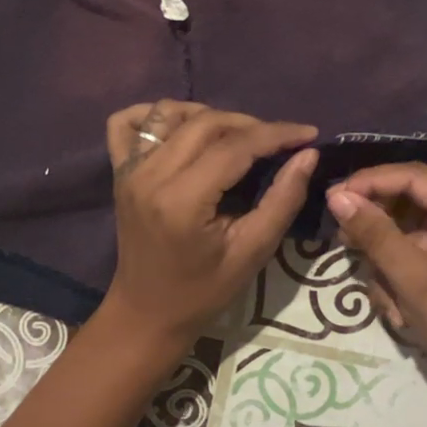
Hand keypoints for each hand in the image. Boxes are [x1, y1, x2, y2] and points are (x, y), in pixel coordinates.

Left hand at [100, 101, 317, 348]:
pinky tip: (181, 128)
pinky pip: (125, 123)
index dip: (276, 134)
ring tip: (236, 136)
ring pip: (168, 113)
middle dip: (249, 124)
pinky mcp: (118, 171)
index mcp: (182, 200)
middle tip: (278, 142)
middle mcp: (150, 175)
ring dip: (207, 115)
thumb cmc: (202, 291)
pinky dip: (153, 115)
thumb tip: (308, 154)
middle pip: (205, 122)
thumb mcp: (252, 252)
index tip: (308, 134)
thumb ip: (282, 200)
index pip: (234, 146)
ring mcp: (128, 170)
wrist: (147, 313)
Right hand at [327, 163, 426, 389]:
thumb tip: (336, 197)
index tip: (332, 197)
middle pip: (409, 195)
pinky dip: (395, 265)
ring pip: (404, 220)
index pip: (416, 177)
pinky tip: (394, 298)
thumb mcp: (415, 280)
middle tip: (344, 240)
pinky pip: (412, 241)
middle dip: (377, 222)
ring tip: (381, 288)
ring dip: (384, 252)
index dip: (371, 182)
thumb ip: (377, 235)